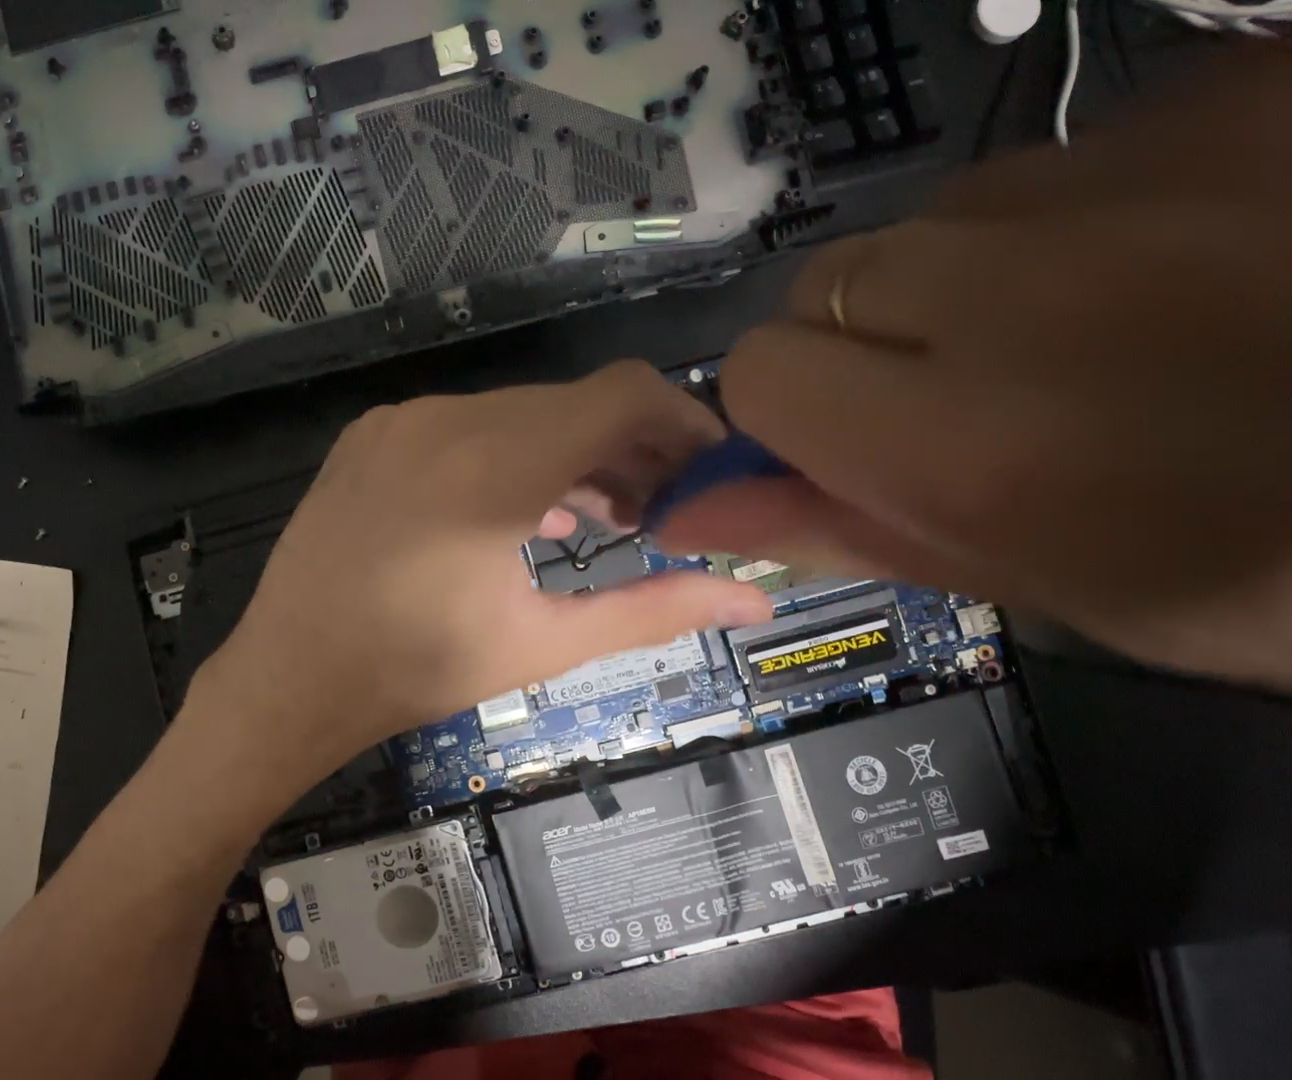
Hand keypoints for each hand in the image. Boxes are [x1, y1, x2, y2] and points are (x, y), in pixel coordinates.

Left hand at [190, 362, 773, 784]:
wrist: (288, 677)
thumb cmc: (415, 670)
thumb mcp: (542, 642)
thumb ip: (653, 610)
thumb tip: (757, 599)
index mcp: (496, 465)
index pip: (623, 394)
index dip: (681, 423)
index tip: (708, 473)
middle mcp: (446, 420)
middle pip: (569, 404)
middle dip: (628, 449)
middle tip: (662, 513)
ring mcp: (398, 423)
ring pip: (513, 413)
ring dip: (567, 454)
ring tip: (604, 519)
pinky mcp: (366, 438)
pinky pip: (458, 426)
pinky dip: (506, 454)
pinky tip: (525, 512)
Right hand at [659, 46, 1291, 686]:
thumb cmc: (1274, 570)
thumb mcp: (1041, 582)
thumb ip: (842, 530)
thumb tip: (683, 508)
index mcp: (971, 440)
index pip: (756, 373)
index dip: (790, 417)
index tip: (854, 446)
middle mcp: (1022, 288)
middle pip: (825, 284)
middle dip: (861, 343)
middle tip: (971, 394)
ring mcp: (1140, 171)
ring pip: (929, 218)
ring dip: (959, 278)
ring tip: (1092, 328)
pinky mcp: (1238, 89)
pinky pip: (1057, 155)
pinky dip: (1070, 215)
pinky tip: (1177, 260)